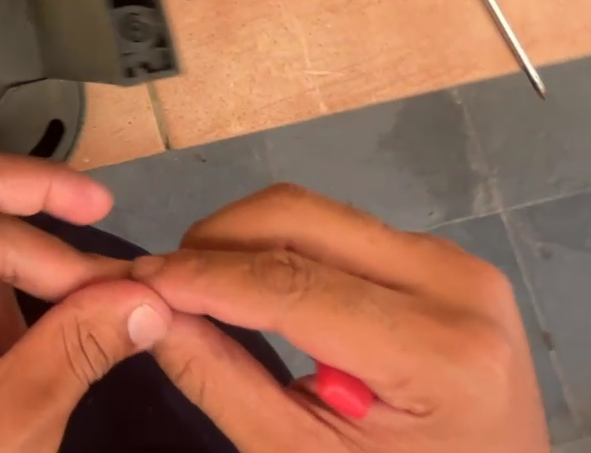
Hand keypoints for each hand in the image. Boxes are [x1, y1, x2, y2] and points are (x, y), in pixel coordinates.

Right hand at [132, 184, 547, 452]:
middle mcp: (454, 282)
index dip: (200, 274)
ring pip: (310, 210)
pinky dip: (278, 244)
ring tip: (206, 283)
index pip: (288, 284)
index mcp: (439, 353)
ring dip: (242, 236)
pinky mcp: (438, 257)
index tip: (136, 277)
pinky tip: (256, 284)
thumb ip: (220, 380)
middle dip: (215, 239)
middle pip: (297, 217)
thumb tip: (147, 309)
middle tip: (168, 279)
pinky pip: (333, 226)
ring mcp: (452, 262)